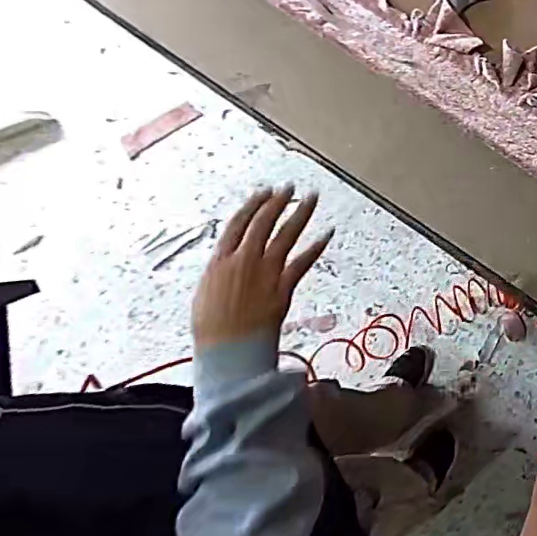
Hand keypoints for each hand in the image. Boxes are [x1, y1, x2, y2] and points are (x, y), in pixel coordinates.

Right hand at [192, 185, 331, 347]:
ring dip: (300, 214)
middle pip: (262, 223)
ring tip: (312, 198)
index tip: (265, 192)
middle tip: (291, 187)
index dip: (253, 205)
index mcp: (219, 262)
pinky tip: (328, 233)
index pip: (237, 225)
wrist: (226, 348)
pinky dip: (316, 247)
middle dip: (277, 202)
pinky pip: (303, 261)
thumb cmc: (213, 325)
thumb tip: (232, 258)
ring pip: (285, 236)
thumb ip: (225, 270)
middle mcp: (242, 262)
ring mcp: (265, 273)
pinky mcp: (283, 285)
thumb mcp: (209, 290)